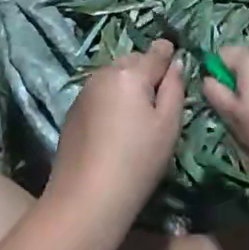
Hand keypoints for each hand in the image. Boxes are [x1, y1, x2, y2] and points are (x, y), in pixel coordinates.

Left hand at [45, 39, 185, 243]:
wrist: (86, 197)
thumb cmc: (137, 161)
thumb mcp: (168, 125)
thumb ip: (174, 88)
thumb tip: (175, 63)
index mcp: (130, 74)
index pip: (156, 52)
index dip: (168, 53)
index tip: (175, 59)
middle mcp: (104, 74)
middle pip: (132, 61)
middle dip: (146, 70)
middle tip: (158, 98)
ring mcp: (84, 91)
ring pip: (113, 75)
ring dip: (126, 84)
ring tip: (137, 113)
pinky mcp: (73, 110)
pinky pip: (99, 92)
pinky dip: (110, 99)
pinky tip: (115, 126)